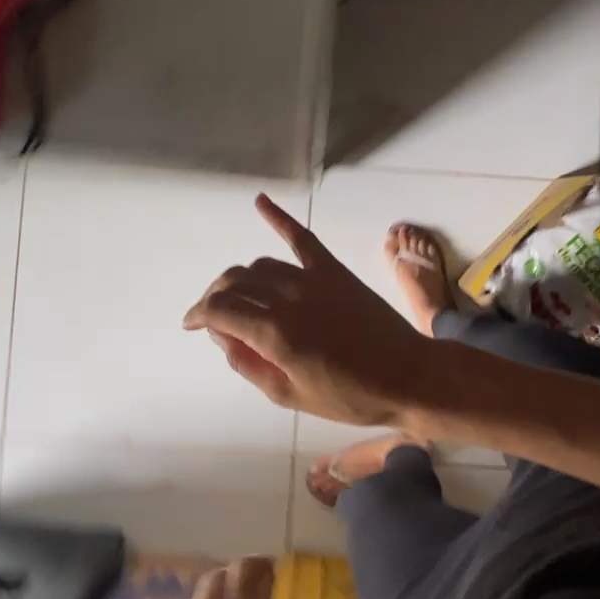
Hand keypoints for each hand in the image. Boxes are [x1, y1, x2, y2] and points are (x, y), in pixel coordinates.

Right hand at [182, 195, 447, 427]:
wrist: (408, 377)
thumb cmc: (349, 397)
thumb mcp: (289, 396)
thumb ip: (248, 364)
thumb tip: (221, 336)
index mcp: (274, 334)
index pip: (219, 310)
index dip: (198, 314)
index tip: (191, 323)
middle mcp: (288, 298)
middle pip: (235, 283)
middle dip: (215, 296)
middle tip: (212, 314)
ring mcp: (312, 279)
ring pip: (261, 266)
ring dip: (242, 278)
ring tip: (238, 295)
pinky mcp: (334, 270)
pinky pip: (302, 238)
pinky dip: (278, 217)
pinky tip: (259, 201)